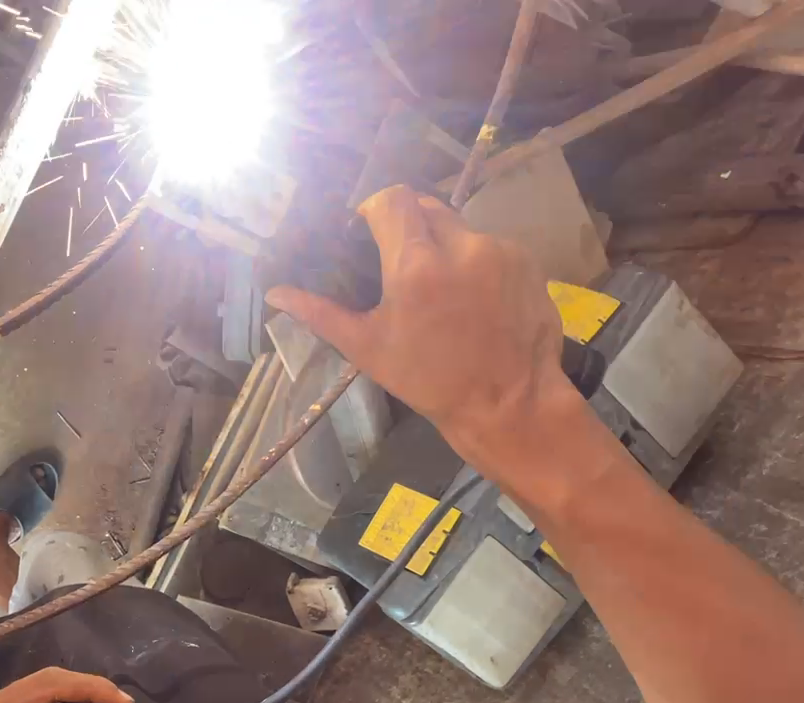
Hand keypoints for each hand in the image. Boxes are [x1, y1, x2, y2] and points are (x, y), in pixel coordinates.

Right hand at [265, 186, 571, 480]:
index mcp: (415, 265)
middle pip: (426, 207)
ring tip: (436, 290)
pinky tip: (469, 300)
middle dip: (407, 228)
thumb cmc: (425, 379)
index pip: (392, 200)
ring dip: (441, 247)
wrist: (505, 402)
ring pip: (459, 228)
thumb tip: (276, 294)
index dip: (374, 210)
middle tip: (396, 265)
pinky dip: (473, 263)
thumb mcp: (365, 348)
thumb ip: (320, 313)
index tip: (367, 233)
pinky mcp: (528, 260)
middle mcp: (462, 245)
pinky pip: (490, 246)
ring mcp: (501, 250)